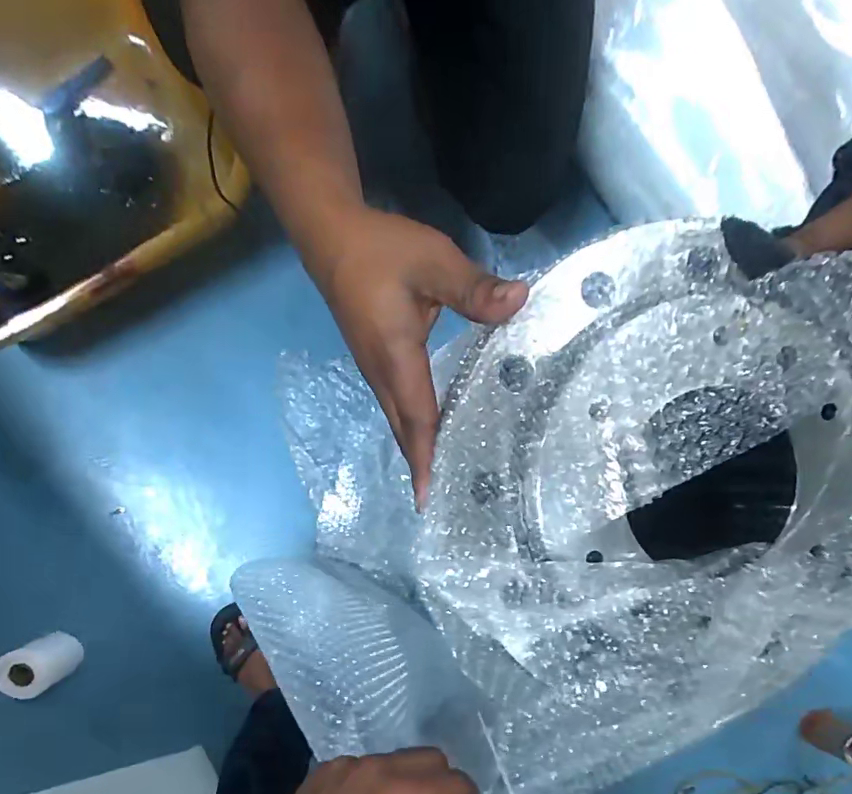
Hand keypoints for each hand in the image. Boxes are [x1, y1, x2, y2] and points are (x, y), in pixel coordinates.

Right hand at [306, 206, 527, 504]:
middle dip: (422, 465)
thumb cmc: (380, 250)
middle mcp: (382, 372)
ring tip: (441, 475)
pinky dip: (413, 426)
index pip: (418, 418)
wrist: (331, 237)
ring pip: (399, 419)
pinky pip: (397, 404)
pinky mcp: (376, 358)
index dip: (426, 458)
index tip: (428, 498)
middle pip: (404, 428)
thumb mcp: (432, 261)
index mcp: (396, 358)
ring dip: (417, 448)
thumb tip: (520, 301)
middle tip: (443, 499)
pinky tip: (431, 431)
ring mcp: (375, 367)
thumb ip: (473, 288)